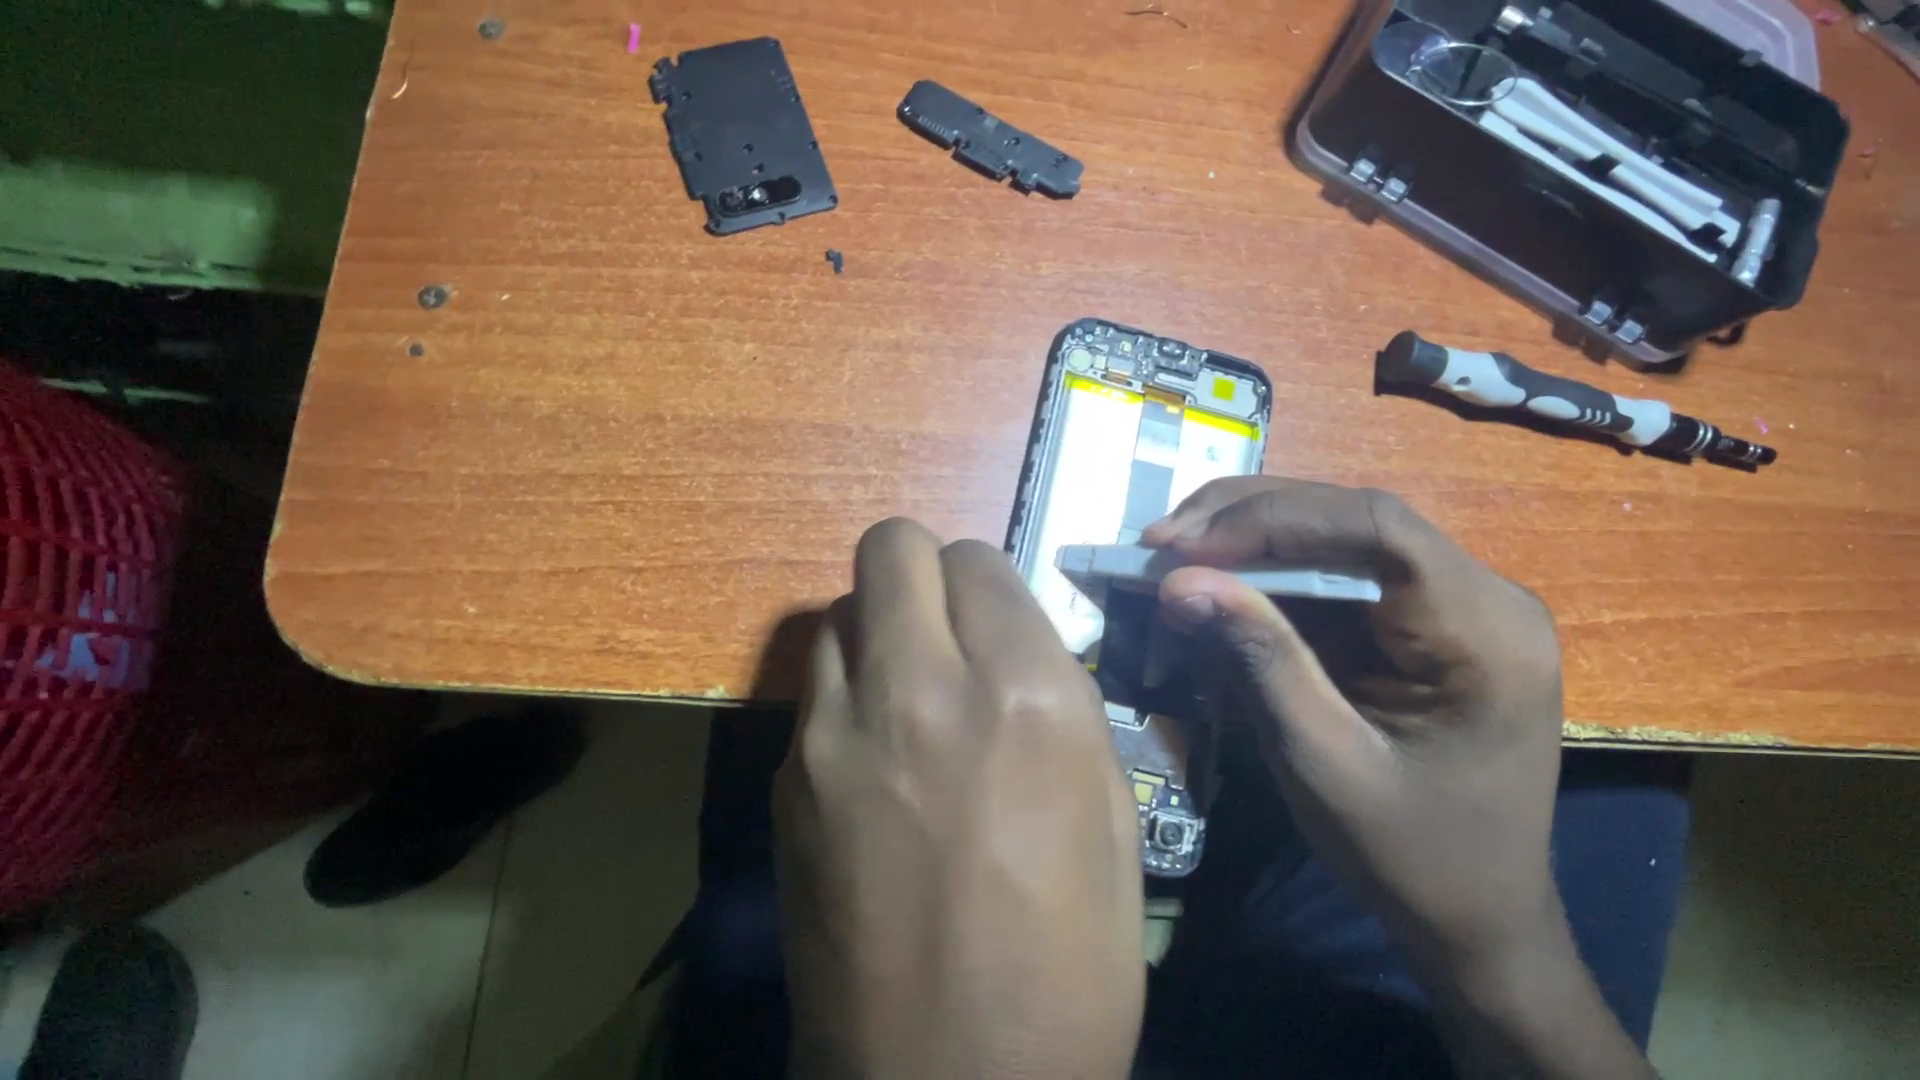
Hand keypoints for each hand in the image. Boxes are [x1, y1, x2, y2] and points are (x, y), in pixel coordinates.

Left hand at [773, 519, 1143, 1079]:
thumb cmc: (1068, 965)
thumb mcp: (1113, 820)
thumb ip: (1061, 708)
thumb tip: (1017, 654)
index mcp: (1024, 696)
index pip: (979, 559)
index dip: (987, 582)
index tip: (993, 619)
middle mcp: (922, 687)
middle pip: (891, 547)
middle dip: (920, 568)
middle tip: (944, 623)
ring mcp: (838, 730)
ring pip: (838, 609)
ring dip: (877, 628)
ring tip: (905, 689)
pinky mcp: (788, 777)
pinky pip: (814, 688)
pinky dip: (845, 692)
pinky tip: (872, 753)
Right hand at [1146, 478, 1653, 1079]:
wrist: (1478, 916)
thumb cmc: (1409, 855)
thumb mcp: (1322, 762)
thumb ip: (1259, 659)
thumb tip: (1178, 579)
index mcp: (1484, 632)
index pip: (1376, 527)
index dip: (1268, 519)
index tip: (1181, 545)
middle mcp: (1483, 595)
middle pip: (1355, 518)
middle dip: (1247, 520)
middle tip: (1159, 543)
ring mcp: (1457, 602)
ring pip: (1341, 534)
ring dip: (1251, 540)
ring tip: (1174, 555)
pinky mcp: (1424, 618)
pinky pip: (1340, 572)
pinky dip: (1271, 573)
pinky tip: (1219, 580)